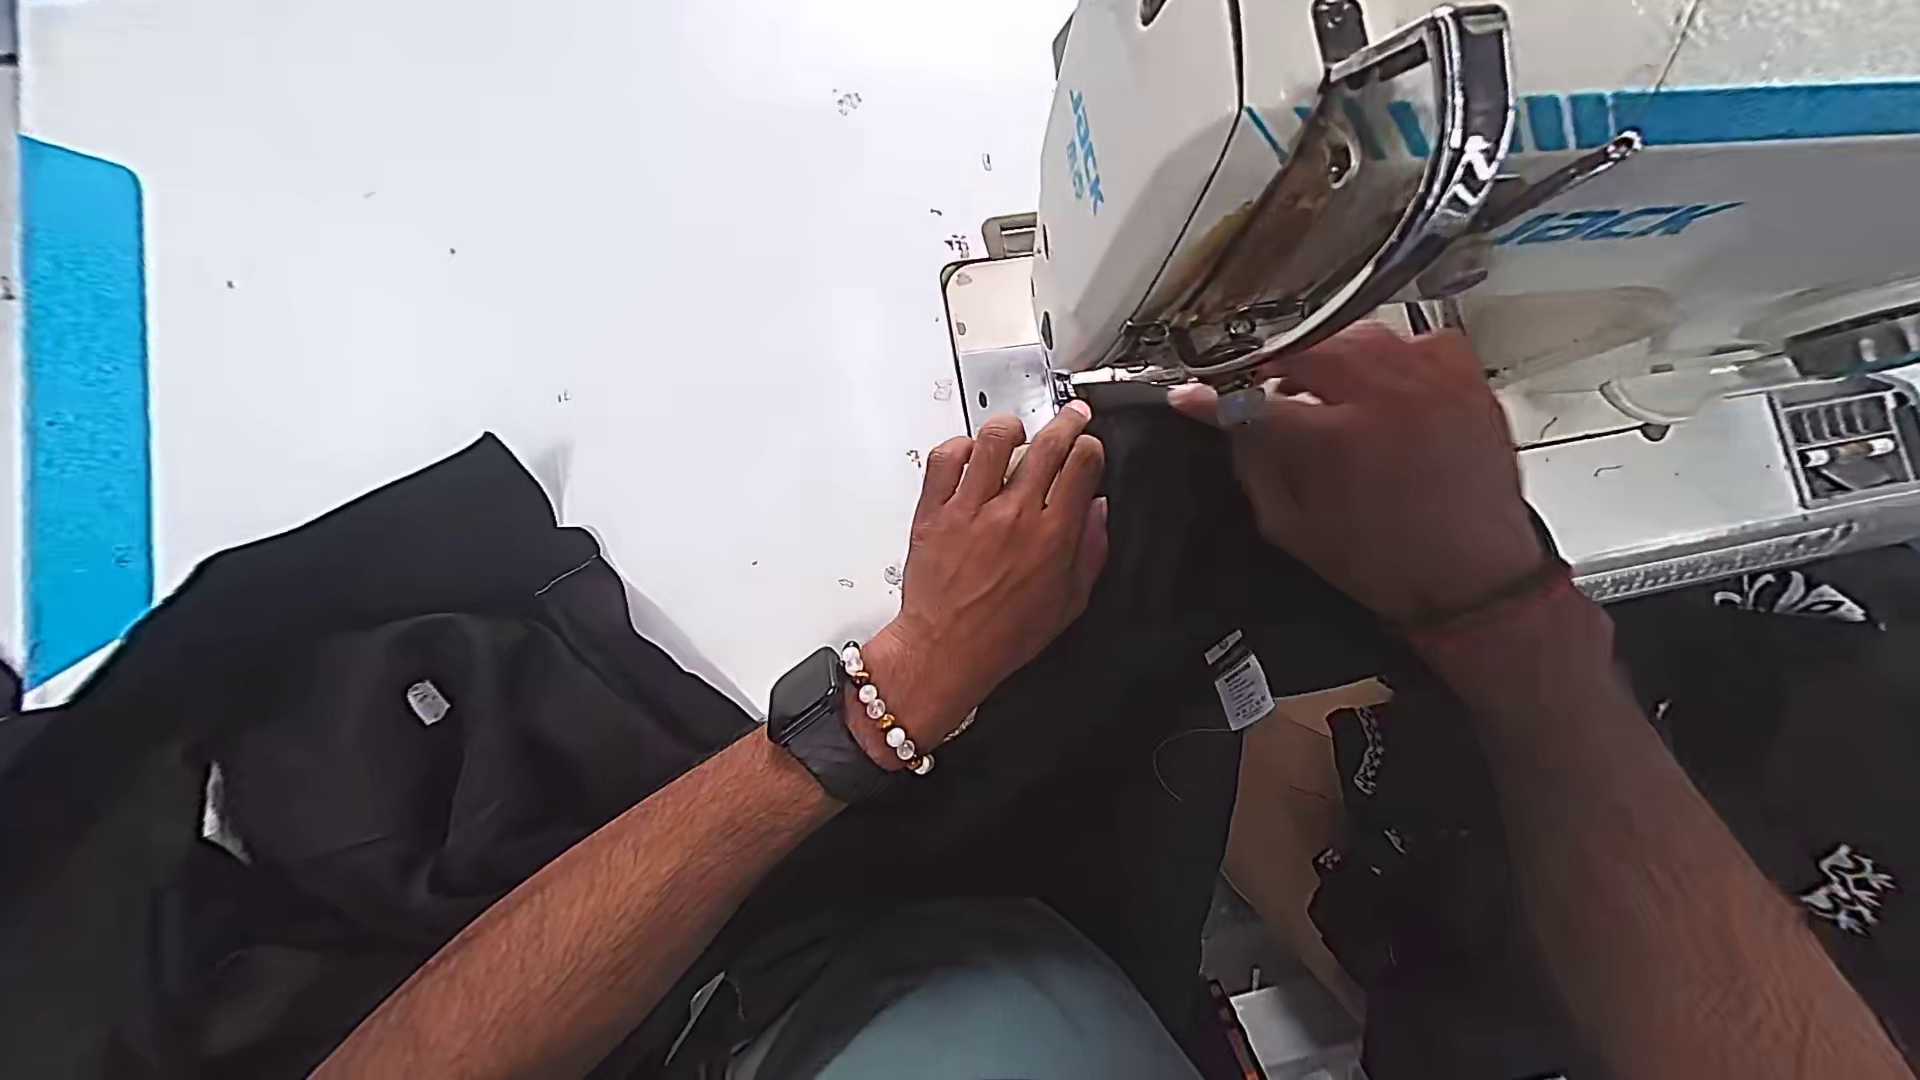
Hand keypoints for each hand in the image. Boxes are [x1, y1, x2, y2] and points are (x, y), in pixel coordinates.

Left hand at [856, 404, 1107, 761]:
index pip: (1083, 464)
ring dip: (1013, 427)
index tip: (1089, 447)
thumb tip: (1098, 512)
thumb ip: (1090, 552)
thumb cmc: (1003, 634)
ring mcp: (971, 510)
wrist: (946, 649)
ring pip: (994, 439)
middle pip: (1048, 443)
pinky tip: (970, 453)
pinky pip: (945, 459)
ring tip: (1017, 432)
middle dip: (1067, 422)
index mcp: (1052, 537)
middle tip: (1070, 418)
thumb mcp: (1068, 602)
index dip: (1092, 447)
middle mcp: (1014, 516)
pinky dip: (959, 446)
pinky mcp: (935, 512)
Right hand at [1169, 323, 1541, 624]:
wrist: (1470, 580)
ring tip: (1311, 384)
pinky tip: (1373, 381)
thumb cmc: (1384, 562)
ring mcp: (1434, 387)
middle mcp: (1388, 401)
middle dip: (1268, 367)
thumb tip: (1234, 428)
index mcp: (1336, 441)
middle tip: (1254, 388)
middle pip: (1306, 351)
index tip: (1191, 397)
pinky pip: (1417, 343)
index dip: (1211, 400)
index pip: (1253, 402)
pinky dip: (1385, 354)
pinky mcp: (1468, 388)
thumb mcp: (1290, 526)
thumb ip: (1255, 469)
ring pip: (1359, 337)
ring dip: (1322, 355)